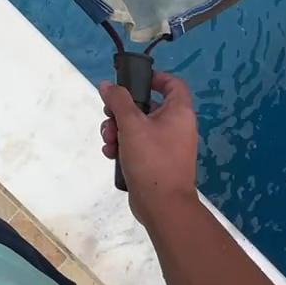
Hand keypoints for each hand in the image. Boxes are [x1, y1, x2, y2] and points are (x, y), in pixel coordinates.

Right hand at [100, 71, 198, 224]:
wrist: (163, 206)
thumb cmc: (151, 159)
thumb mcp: (131, 124)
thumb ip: (118, 100)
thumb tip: (107, 85)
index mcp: (178, 112)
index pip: (172, 83)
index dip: (154, 78)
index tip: (131, 82)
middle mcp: (176, 126)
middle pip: (146, 105)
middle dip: (121, 110)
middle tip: (109, 117)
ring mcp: (166, 145)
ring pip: (137, 126)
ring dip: (117, 130)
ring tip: (109, 141)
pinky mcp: (156, 161)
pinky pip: (137, 144)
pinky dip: (123, 146)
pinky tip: (112, 154)